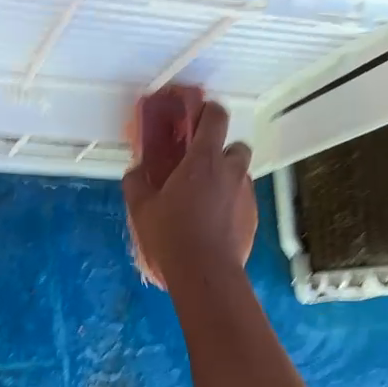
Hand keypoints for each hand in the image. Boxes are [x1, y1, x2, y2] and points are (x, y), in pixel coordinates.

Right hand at [123, 87, 257, 291]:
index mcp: (203, 160)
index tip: (198, 119)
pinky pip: (243, 204)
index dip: (208, 112)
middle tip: (202, 171)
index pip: (216, 117)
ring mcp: (246, 195)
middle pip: (236, 146)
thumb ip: (136, 184)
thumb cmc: (171, 237)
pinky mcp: (253, 219)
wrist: (205, 274)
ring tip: (207, 204)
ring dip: (228, 181)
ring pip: (241, 176)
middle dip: (222, 153)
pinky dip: (232, 209)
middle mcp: (231, 171)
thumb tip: (134, 172)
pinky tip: (215, 228)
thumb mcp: (141, 211)